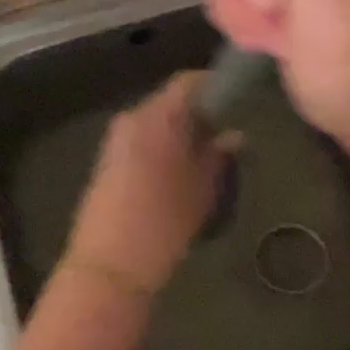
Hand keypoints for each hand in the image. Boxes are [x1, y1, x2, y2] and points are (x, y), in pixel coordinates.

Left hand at [64, 71, 237, 294]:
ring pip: (156, 125)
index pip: (189, 82)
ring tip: (211, 158)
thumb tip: (234, 134)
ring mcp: (114, 143)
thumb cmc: (161, 225)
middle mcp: (130, 120)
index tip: (241, 103)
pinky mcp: (107, 166)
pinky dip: (163, 151)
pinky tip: (183, 174)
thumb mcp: (201, 190)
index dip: (216, 87)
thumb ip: (217, 156)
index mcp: (155, 116)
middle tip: (231, 135)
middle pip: (171, 103)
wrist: (108, 267)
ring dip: (182, 135)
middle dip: (201, 115)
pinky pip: (142, 145)